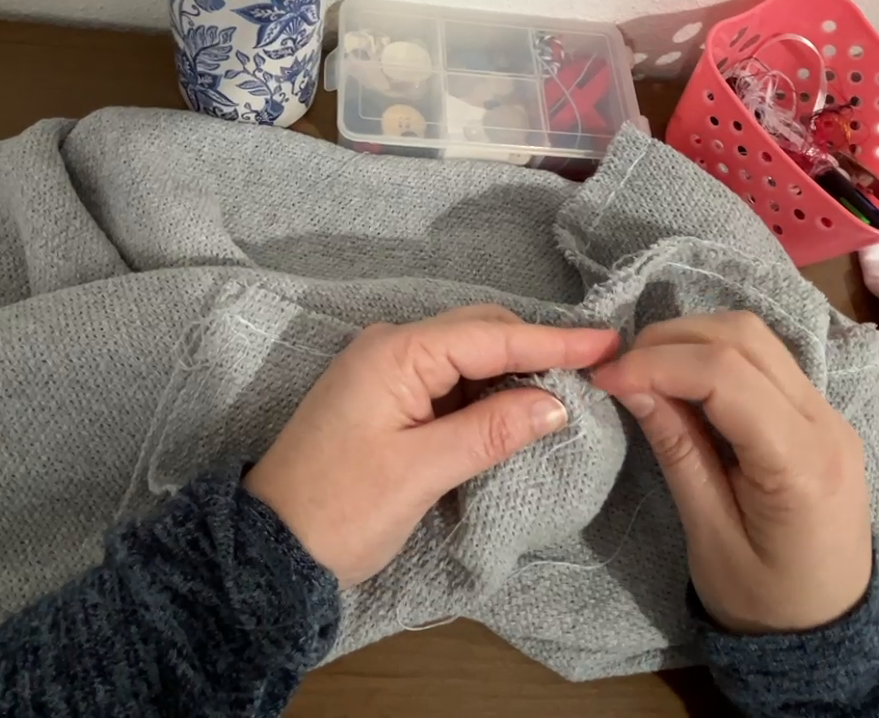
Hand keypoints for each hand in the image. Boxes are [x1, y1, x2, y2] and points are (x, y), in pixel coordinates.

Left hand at [243, 305, 620, 588]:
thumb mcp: (420, 472)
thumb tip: (554, 403)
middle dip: (534, 348)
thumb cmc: (341, 508)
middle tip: (593, 367)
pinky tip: (513, 403)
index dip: (552, 341)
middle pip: (479, 332)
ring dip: (511, 368)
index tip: (608, 340)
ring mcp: (386, 366)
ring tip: (565, 385)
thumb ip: (490, 430)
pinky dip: (484, 388)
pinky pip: (447, 376)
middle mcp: (392, 345)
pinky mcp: (386, 392)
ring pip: (465, 353)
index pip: (490, 336)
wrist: (271, 546)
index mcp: (397, 352)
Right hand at [592, 312, 871, 632]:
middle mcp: (827, 422)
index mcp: (802, 463)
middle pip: (743, 336)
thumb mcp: (708, 533)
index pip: (725, 375)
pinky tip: (680, 379)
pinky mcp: (817, 411)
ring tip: (645, 371)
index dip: (656, 363)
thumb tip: (629, 383)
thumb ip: (675, 448)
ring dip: (690, 339)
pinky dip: (711, 352)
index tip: (605, 378)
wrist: (829, 635)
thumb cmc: (763, 600)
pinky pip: (761, 356)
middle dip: (670, 339)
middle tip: (621, 369)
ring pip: (753, 335)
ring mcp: (828, 411)